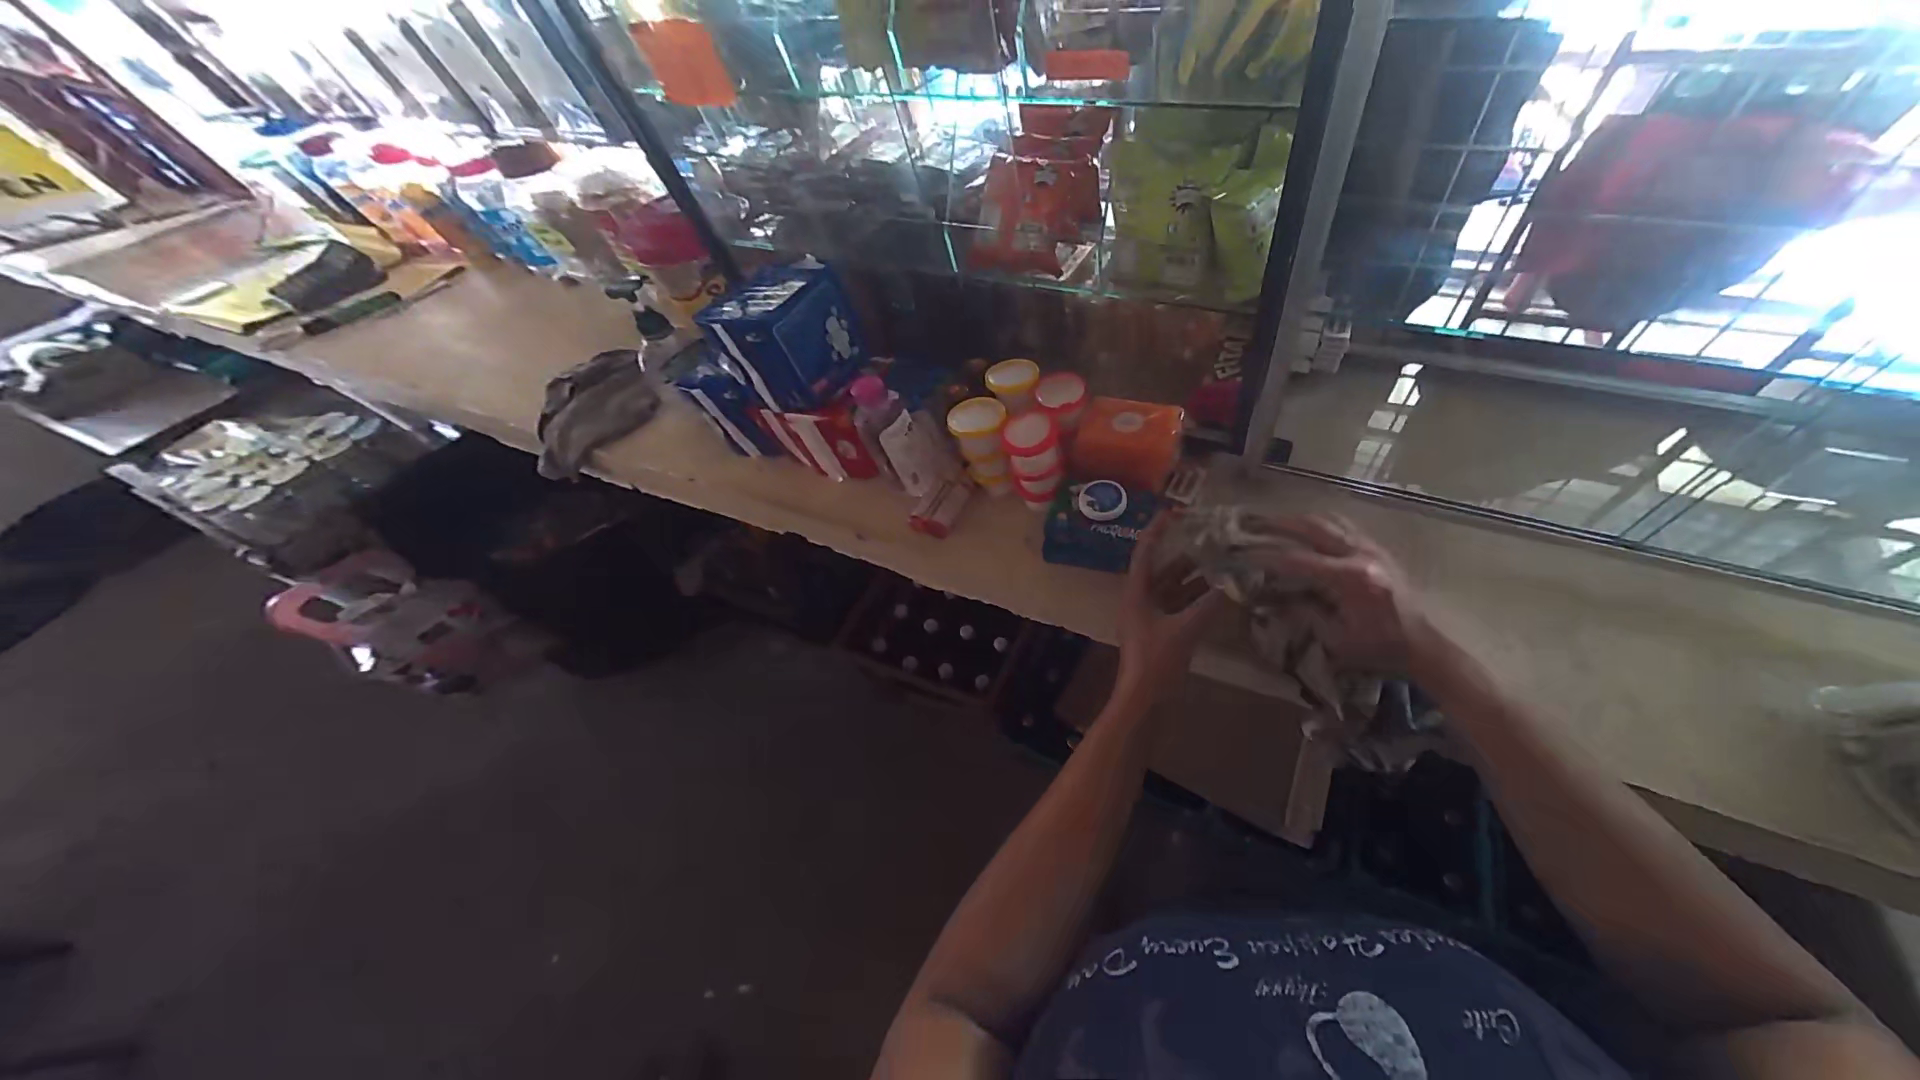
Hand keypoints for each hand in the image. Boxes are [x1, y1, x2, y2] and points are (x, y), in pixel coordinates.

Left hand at [1116, 514, 1224, 700]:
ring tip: (1224, 563)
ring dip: (1196, 579)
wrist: (1142, 699)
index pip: (1146, 551)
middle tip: (1215, 540)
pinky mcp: (1161, 632)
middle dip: (1188, 555)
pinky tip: (1221, 595)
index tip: (1177, 511)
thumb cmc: (1155, 660)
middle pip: (1163, 569)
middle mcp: (1141, 599)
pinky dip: (1197, 600)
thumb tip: (1237, 581)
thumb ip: (1211, 605)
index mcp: (1136, 592)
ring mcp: (1150, 617)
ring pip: (1174, 589)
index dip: (1158, 530)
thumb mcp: (1185, 630)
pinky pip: (1179, 607)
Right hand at [1260, 513, 1443, 675]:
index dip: (1266, 556)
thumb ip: (1303, 612)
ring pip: (1329, 521)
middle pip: (1313, 527)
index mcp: (1351, 579)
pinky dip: (1319, 523)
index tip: (1241, 554)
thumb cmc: (1378, 648)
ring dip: (1298, 519)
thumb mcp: (1334, 638)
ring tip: (1272, 521)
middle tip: (1251, 523)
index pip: (1298, 559)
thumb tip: (1271, 595)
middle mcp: (1362, 555)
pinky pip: (1344, 526)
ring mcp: (1372, 549)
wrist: (1423, 645)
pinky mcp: (1378, 550)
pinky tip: (1304, 527)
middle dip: (1278, 524)